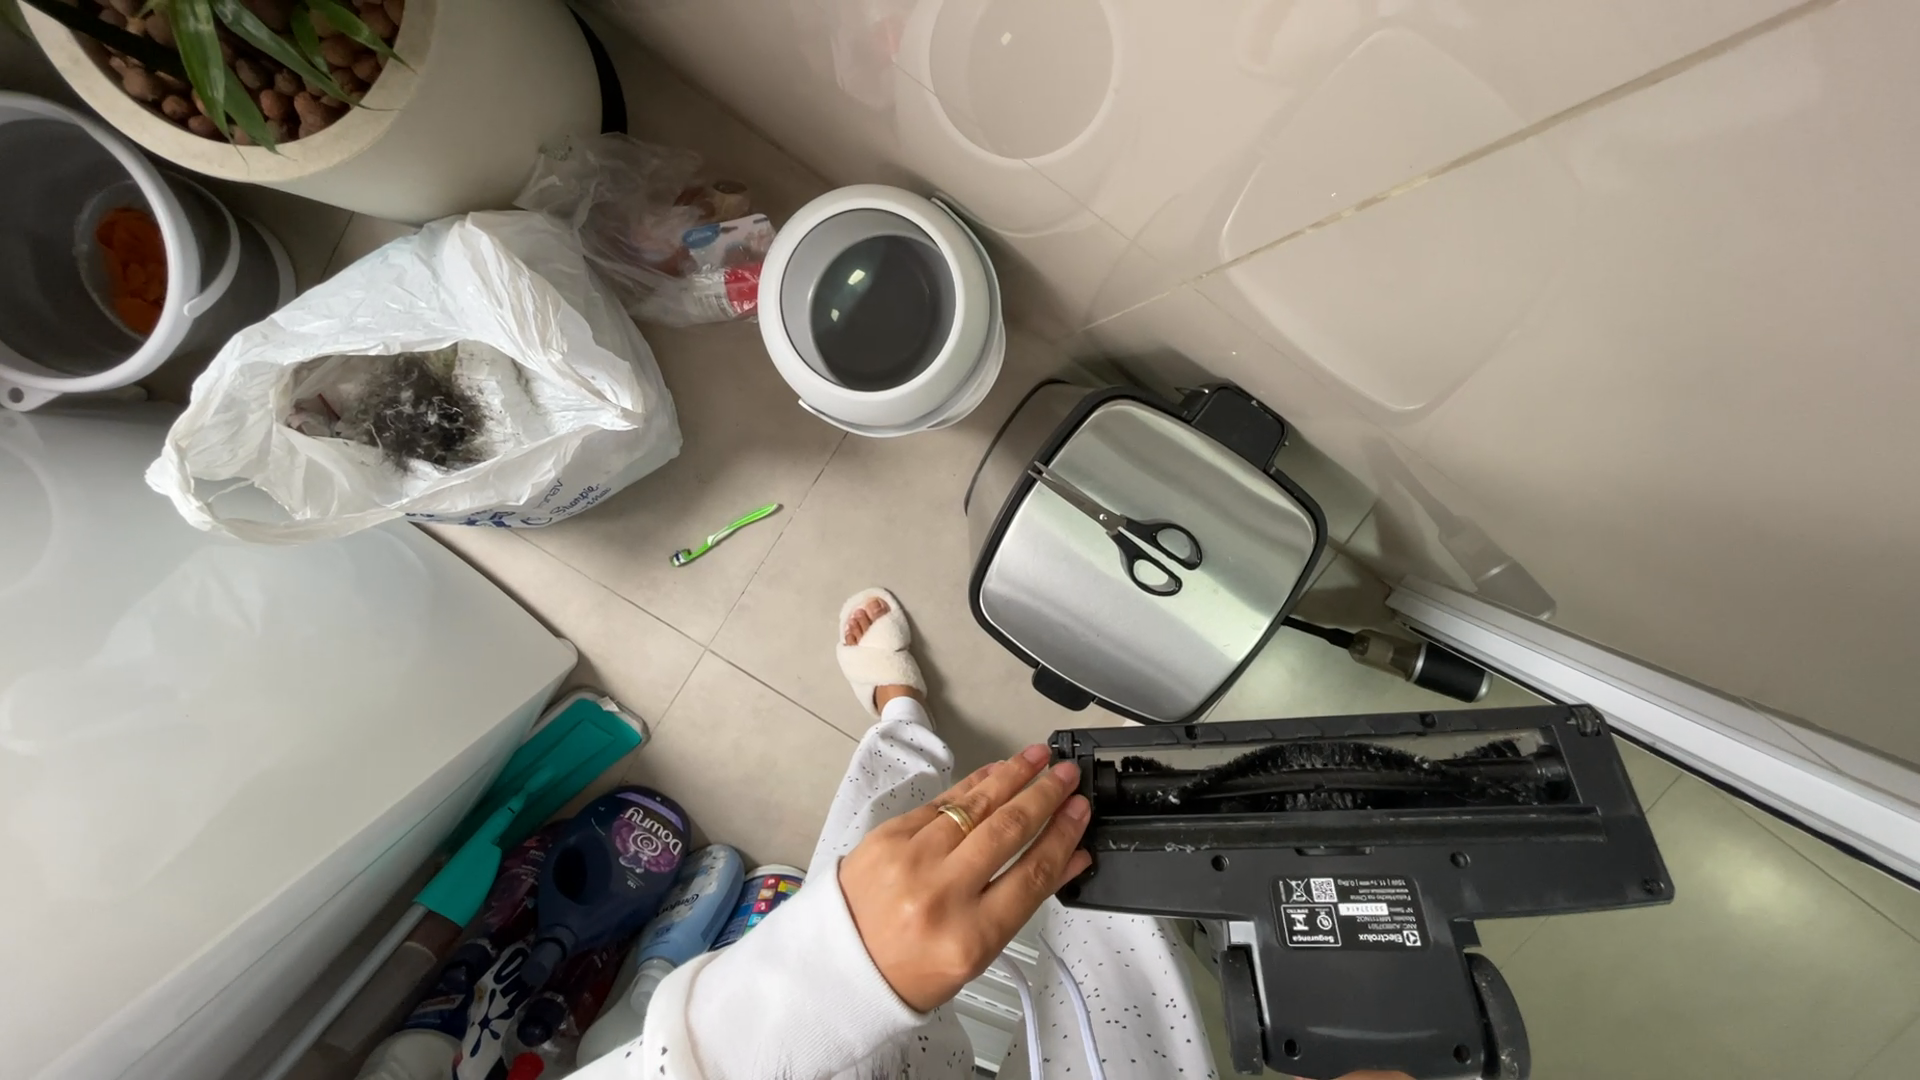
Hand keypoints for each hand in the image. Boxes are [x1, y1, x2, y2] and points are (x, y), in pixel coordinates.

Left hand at [838, 744, 1093, 1011]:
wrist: (841, 964)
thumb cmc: (911, 968)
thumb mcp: (977, 951)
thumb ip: (1023, 900)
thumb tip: (1069, 856)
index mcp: (969, 938)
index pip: (1032, 874)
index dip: (1063, 835)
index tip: (1080, 810)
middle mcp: (942, 893)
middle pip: (1008, 830)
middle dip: (1044, 795)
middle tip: (1067, 774)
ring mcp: (912, 858)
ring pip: (976, 805)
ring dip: (1013, 775)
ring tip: (1039, 756)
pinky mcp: (890, 834)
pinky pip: (943, 800)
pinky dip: (974, 782)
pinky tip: (997, 770)